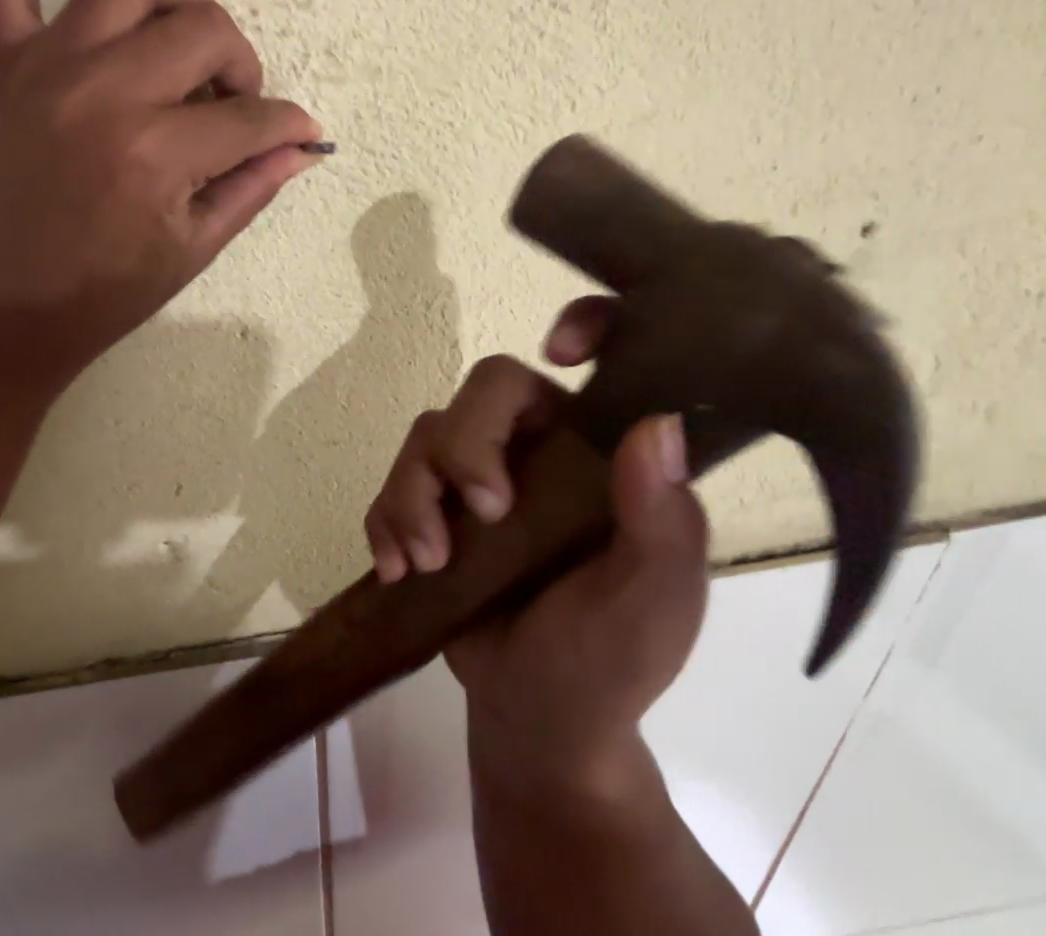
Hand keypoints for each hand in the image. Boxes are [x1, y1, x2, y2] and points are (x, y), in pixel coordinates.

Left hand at [0, 0, 324, 388]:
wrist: (8, 313)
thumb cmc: (103, 296)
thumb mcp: (191, 251)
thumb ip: (250, 187)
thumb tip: (300, 145)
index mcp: (156, 152)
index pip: (249, 114)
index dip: (286, 126)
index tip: (298, 136)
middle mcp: (105, 92)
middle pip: (202, 29)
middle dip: (240, 64)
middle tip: (232, 104)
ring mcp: (49, 72)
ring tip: (191, 34)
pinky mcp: (9, 71)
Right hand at [362, 297, 710, 789]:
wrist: (536, 719)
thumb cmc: (612, 662)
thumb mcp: (652, 602)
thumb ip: (661, 524)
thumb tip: (657, 425)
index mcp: (602, 456)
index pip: (604, 363)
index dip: (586, 326)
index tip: (561, 353)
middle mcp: (539, 452)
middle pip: (484, 392)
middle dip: (467, 445)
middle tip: (482, 511)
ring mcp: (475, 482)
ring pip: (426, 437)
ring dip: (414, 494)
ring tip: (426, 563)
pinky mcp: (428, 515)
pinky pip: (388, 489)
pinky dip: (384, 523)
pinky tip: (398, 571)